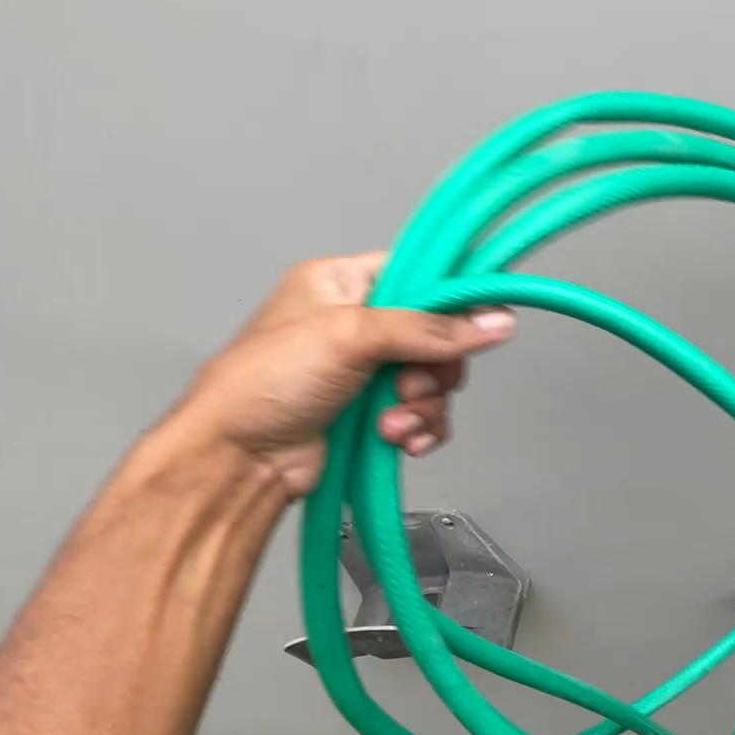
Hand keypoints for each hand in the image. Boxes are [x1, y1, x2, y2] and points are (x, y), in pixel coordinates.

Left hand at [172, 252, 515, 495]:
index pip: (421, 274)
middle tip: (406, 385)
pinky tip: (398, 438)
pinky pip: (429, 413)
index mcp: (344, 283)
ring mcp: (371, 369)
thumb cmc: (262, 387)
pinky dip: (422, 428)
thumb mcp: (351, 338)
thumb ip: (429, 328)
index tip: (480, 321)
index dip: (453, 298)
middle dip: (433, 370)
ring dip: (424, 407)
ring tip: (391, 423)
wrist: (240, 460)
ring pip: (438, 380)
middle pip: (440, 335)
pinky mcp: (379, 408)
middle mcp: (361, 323)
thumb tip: (494, 323)